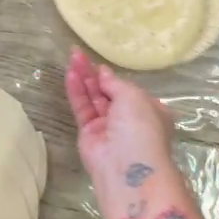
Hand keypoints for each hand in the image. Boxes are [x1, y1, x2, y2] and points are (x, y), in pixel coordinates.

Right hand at [64, 47, 174, 190]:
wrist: (127, 165)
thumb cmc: (140, 125)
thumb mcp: (133, 96)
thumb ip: (115, 82)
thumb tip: (103, 73)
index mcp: (149, 110)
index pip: (127, 89)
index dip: (112, 76)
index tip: (98, 63)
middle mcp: (128, 118)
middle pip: (107, 91)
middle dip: (93, 73)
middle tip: (77, 54)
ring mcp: (107, 126)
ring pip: (93, 98)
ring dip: (83, 78)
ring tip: (71, 58)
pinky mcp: (88, 133)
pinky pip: (82, 108)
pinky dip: (76, 92)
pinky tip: (70, 75)